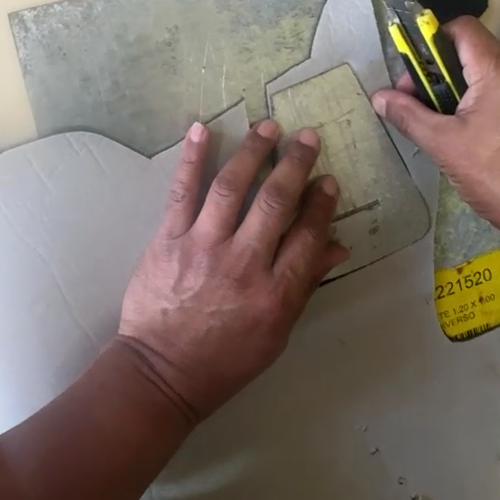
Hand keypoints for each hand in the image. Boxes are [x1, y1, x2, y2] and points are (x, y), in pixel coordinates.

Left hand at [115, 119, 349, 422]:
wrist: (161, 373)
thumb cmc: (226, 357)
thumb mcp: (277, 333)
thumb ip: (305, 284)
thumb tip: (337, 245)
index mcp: (274, 295)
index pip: (306, 237)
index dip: (320, 204)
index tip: (328, 178)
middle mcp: (242, 265)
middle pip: (274, 203)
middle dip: (294, 165)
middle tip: (307, 137)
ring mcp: (202, 248)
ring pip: (231, 188)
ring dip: (252, 152)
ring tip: (267, 126)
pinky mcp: (168, 239)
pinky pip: (182, 191)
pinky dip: (192, 158)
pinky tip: (202, 128)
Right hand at [371, 16, 499, 241]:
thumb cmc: (499, 177)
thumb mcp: (444, 144)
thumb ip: (408, 115)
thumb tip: (379, 98)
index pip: (463, 28)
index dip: (431, 38)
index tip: (411, 68)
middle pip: (472, 51)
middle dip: (438, 71)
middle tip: (415, 102)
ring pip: (486, 73)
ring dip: (456, 89)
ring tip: (437, 123)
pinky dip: (478, 101)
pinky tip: (464, 133)